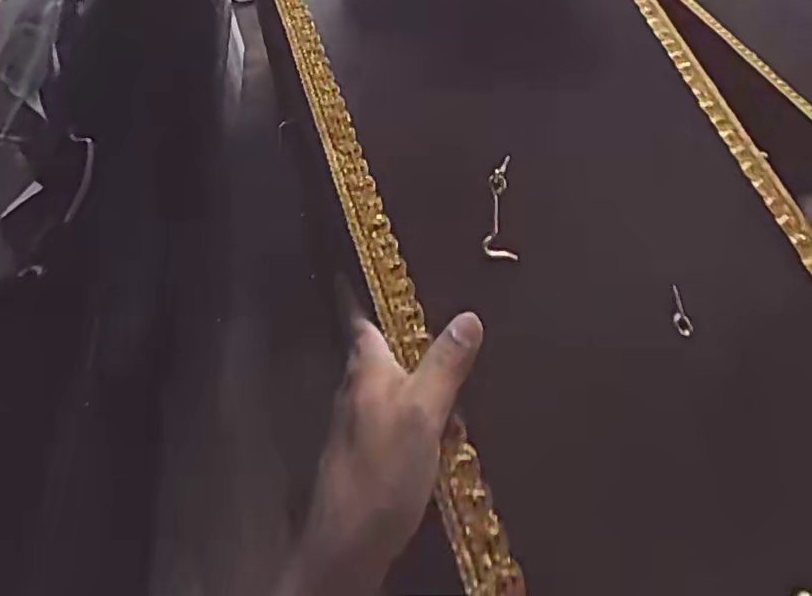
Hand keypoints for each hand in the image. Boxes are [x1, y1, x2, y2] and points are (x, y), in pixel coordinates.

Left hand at [279, 312, 483, 595]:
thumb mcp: (424, 411)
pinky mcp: (363, 450)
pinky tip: (434, 432)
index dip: (351, 291)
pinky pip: (390, 416)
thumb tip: (468, 316)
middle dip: (395, 335)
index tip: (342, 267)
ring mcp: (355, 420)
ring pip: (384, 383)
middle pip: (373, 348)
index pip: (356, 316)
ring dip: (409, 377)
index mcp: (365, 366)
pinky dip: (412, 413)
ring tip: (440, 377)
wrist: (347, 543)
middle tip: (420, 319)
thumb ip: (445, 364)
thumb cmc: (383, 466)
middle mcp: (354, 386)